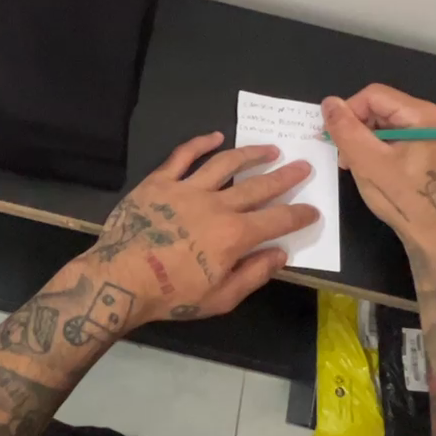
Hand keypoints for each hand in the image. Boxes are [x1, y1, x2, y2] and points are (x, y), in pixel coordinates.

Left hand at [81, 131, 318, 327]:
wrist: (121, 278)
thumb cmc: (172, 295)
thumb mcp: (221, 298)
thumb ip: (254, 274)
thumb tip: (280, 254)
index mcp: (235, 234)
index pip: (278, 220)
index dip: (299, 215)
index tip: (313, 210)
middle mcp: (217, 204)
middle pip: (258, 185)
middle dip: (285, 176)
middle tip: (302, 166)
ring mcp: (187, 188)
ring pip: (225, 163)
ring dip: (250, 154)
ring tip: (269, 149)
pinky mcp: (160, 181)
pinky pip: (183, 155)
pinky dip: (201, 142)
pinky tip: (216, 136)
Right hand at [321, 84, 435, 250]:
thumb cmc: (403, 199)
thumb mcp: (367, 162)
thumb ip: (346, 129)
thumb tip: (328, 102)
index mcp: (426, 115)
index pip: (374, 95)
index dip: (348, 113)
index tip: (335, 140)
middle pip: (383, 106)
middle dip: (358, 128)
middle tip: (345, 158)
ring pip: (388, 120)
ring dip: (367, 139)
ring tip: (357, 164)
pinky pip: (400, 133)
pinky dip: (381, 146)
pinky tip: (373, 165)